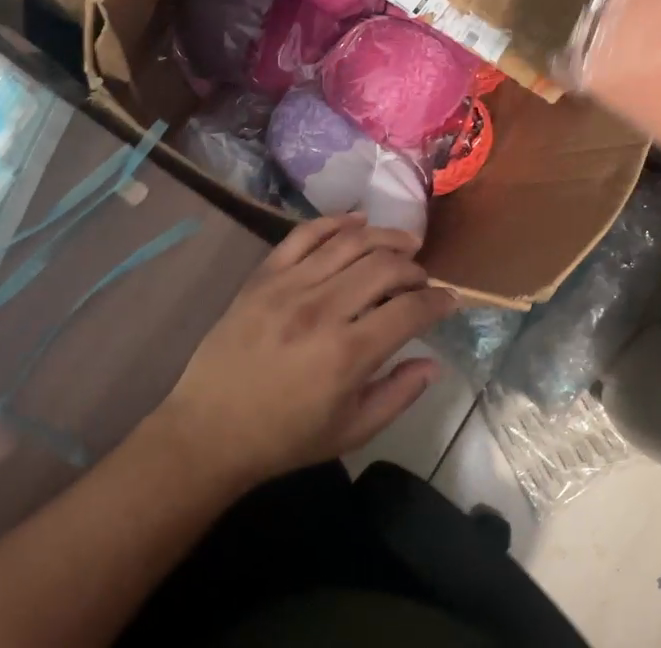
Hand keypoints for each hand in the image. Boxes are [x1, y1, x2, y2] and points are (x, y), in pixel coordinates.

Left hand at [149, 215, 456, 489]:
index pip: (410, 310)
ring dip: (385, 237)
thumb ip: (399, 395)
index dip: (439, 302)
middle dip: (415, 268)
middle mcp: (322, 310)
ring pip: (350, 243)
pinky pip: (304, 236)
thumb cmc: (285, 438)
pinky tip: (357, 222)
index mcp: (348, 353)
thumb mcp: (352, 431)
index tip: (450, 301)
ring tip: (405, 242)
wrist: (210, 431)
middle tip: (422, 280)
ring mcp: (289, 287)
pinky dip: (335, 223)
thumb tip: (433, 363)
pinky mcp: (262, 277)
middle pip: (385, 266)